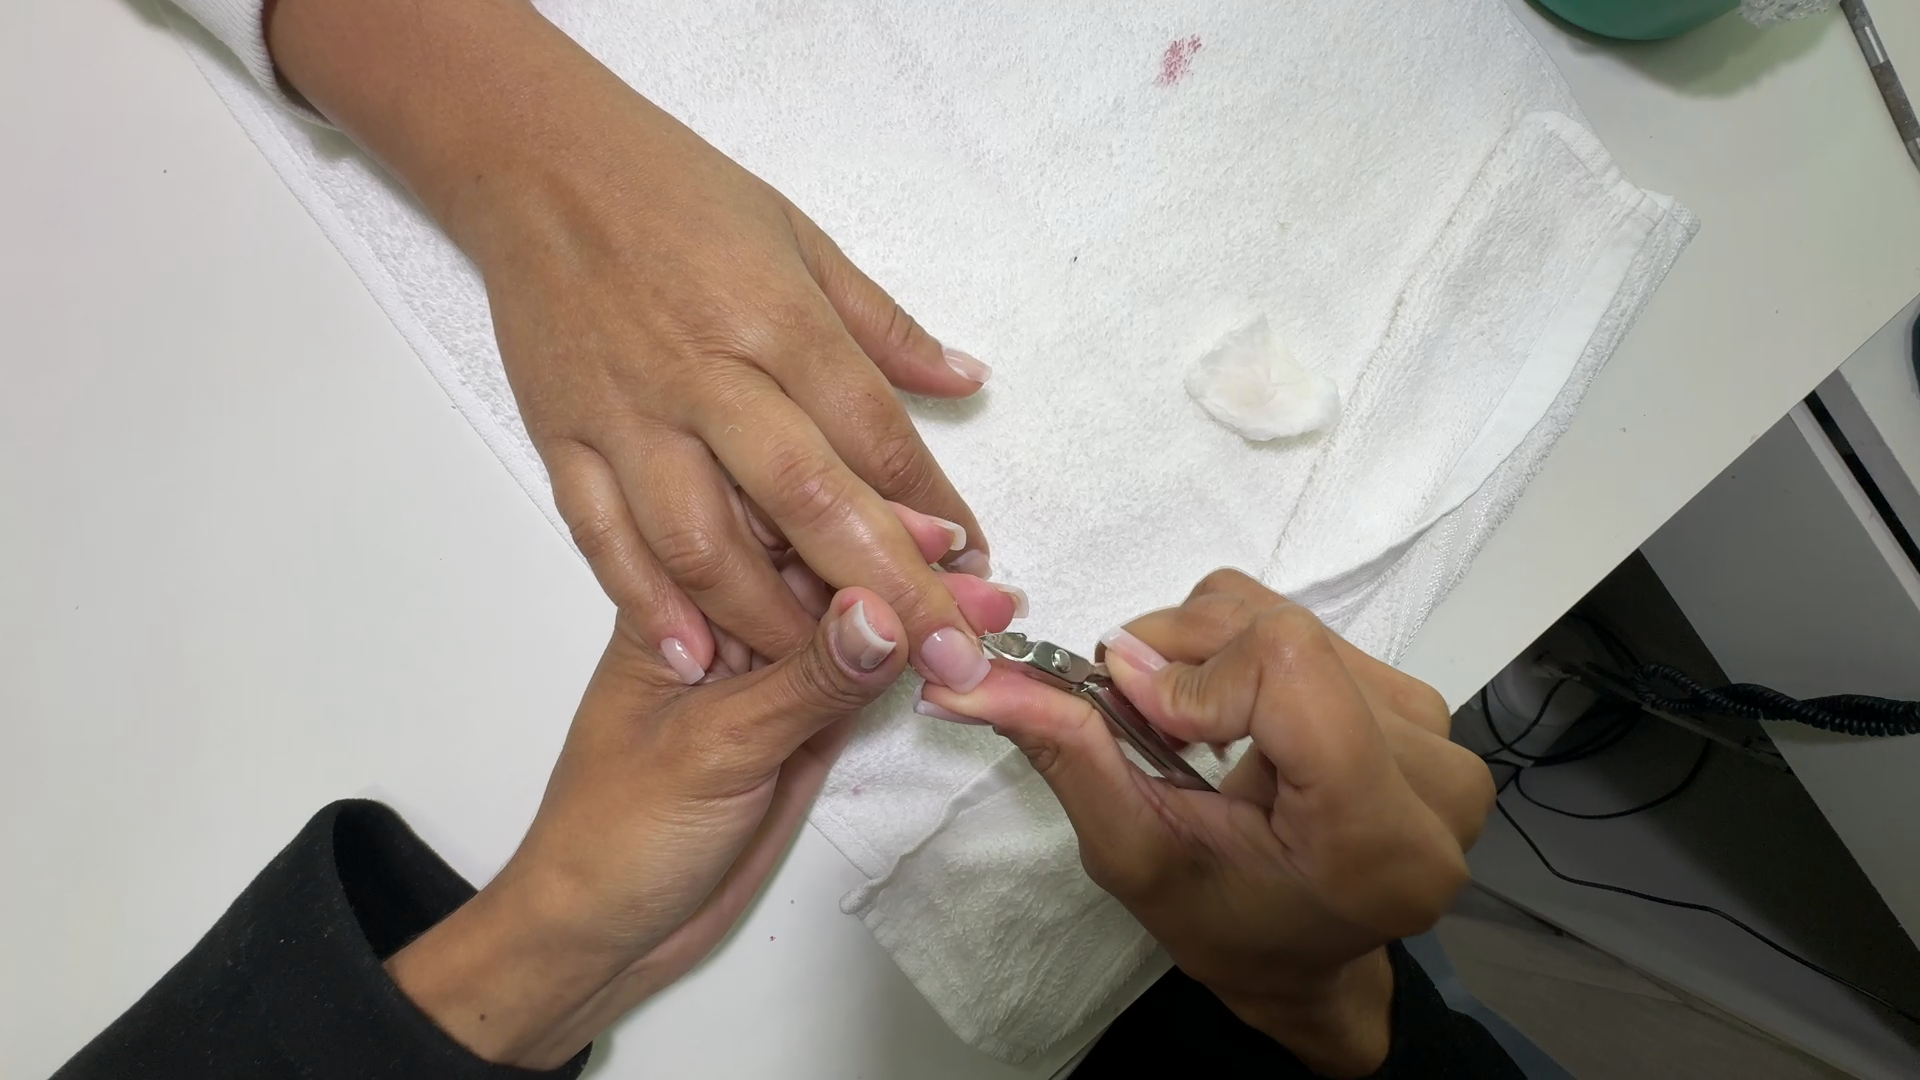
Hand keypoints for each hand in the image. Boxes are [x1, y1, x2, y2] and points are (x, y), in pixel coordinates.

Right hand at [266, 0, 1000, 687]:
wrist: (536, 160)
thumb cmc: (685, 199)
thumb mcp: (805, 243)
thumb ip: (888, 328)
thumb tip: (970, 382)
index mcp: (780, 322)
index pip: (877, 437)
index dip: (934, 510)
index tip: (977, 569)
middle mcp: (708, 378)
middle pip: (809, 502)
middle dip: (886, 590)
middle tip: (945, 656)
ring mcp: (628, 417)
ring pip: (703, 542)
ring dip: (772, 619)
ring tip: (831, 671)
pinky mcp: (563, 441)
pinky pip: (602, 538)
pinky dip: (648, 606)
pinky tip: (698, 660)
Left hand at [381, 516, 1012, 1067]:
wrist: (613, 931)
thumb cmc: (625, 830)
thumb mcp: (716, 744)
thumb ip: (806, 679)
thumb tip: (890, 611)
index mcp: (686, 597)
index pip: (778, 534)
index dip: (859, 525)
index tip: (937, 538)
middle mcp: (736, 616)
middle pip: (833, 574)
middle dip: (910, 574)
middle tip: (988, 589)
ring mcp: (777, 665)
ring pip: (860, 623)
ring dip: (924, 618)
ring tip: (995, 616)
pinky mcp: (809, 711)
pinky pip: (869, 674)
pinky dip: (914, 663)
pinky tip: (958, 650)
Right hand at [922, 570, 1494, 1077]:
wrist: (1301, 952)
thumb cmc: (1219, 921)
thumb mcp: (1127, 850)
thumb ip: (1061, 752)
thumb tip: (967, 678)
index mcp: (1376, 839)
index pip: (1289, 671)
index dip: (1191, 672)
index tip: (1130, 705)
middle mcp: (1434, 778)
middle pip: (1279, 634)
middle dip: (1181, 656)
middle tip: (1139, 714)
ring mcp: (1436, 732)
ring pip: (1284, 616)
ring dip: (1204, 650)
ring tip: (1184, 718)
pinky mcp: (1417, 701)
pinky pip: (1305, 620)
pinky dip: (1238, 644)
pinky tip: (1230, 704)